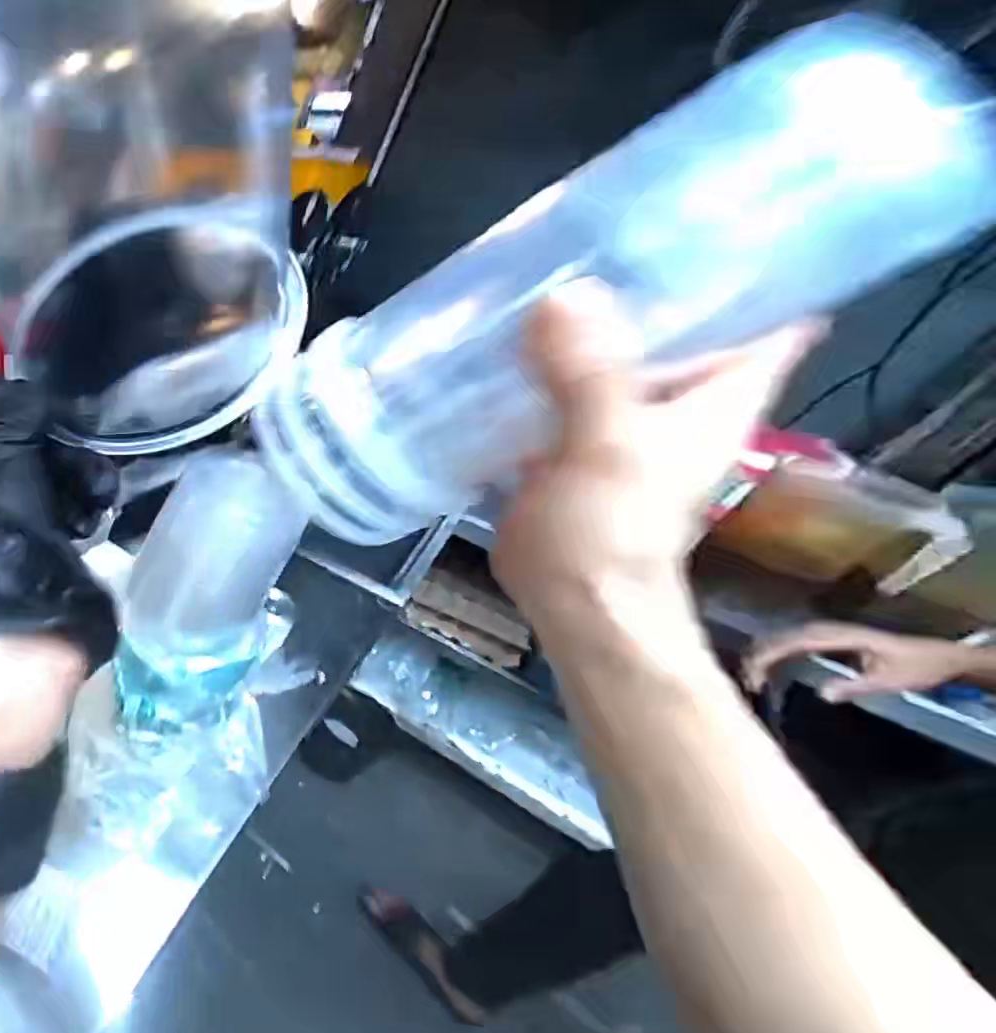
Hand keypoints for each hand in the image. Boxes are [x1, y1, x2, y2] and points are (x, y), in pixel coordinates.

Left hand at [0, 381, 117, 760]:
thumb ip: (13, 405)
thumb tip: (33, 397)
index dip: (25, 419)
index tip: (55, 423)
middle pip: (24, 454)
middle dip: (60, 454)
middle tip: (80, 469)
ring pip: (49, 484)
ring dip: (80, 481)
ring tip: (93, 501)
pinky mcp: (31, 561)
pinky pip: (63, 517)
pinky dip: (82, 513)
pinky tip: (91, 521)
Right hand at [491, 279, 823, 622]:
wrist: (572, 595)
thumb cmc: (610, 526)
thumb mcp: (607, 443)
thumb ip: (588, 372)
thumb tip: (560, 294)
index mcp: (714, 391)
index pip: (755, 308)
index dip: (732, 265)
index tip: (678, 227)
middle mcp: (669, 401)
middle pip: (660, 329)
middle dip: (623, 293)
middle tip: (571, 249)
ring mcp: (610, 426)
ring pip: (594, 364)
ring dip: (564, 337)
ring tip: (519, 296)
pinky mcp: (561, 449)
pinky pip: (547, 399)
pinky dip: (525, 379)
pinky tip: (487, 361)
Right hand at [743, 622, 971, 702]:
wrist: (942, 656)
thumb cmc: (918, 667)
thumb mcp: (893, 681)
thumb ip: (857, 686)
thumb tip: (821, 695)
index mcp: (841, 636)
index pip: (793, 642)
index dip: (768, 656)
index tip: (753, 674)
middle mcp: (828, 629)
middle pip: (780, 638)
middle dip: (757, 657)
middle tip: (747, 681)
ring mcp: (825, 630)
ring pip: (780, 638)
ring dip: (762, 654)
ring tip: (752, 675)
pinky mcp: (825, 636)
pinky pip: (789, 641)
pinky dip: (773, 652)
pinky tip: (768, 667)